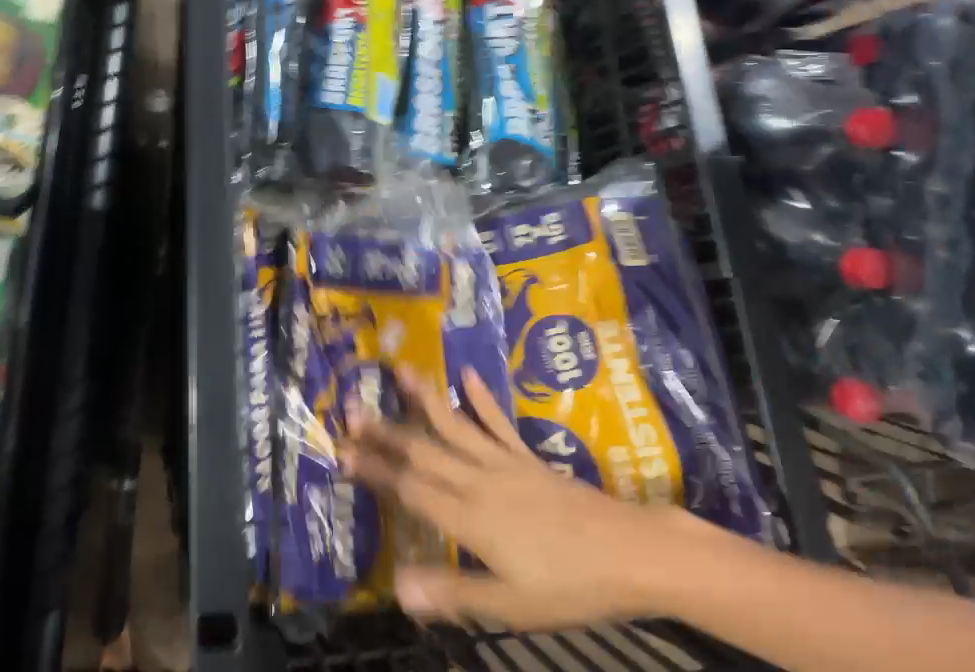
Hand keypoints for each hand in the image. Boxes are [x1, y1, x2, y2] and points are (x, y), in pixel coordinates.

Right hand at [339, 366, 721, 630]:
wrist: (633, 553)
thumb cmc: (571, 586)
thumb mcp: (510, 604)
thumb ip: (453, 590)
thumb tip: (396, 586)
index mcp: (470, 518)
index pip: (411, 489)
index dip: (375, 470)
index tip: (341, 450)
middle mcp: (481, 481)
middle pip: (425, 453)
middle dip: (386, 431)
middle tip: (351, 406)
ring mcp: (507, 465)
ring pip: (457, 427)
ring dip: (427, 400)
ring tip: (402, 370)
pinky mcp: (530, 460)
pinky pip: (499, 424)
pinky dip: (482, 399)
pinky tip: (466, 376)